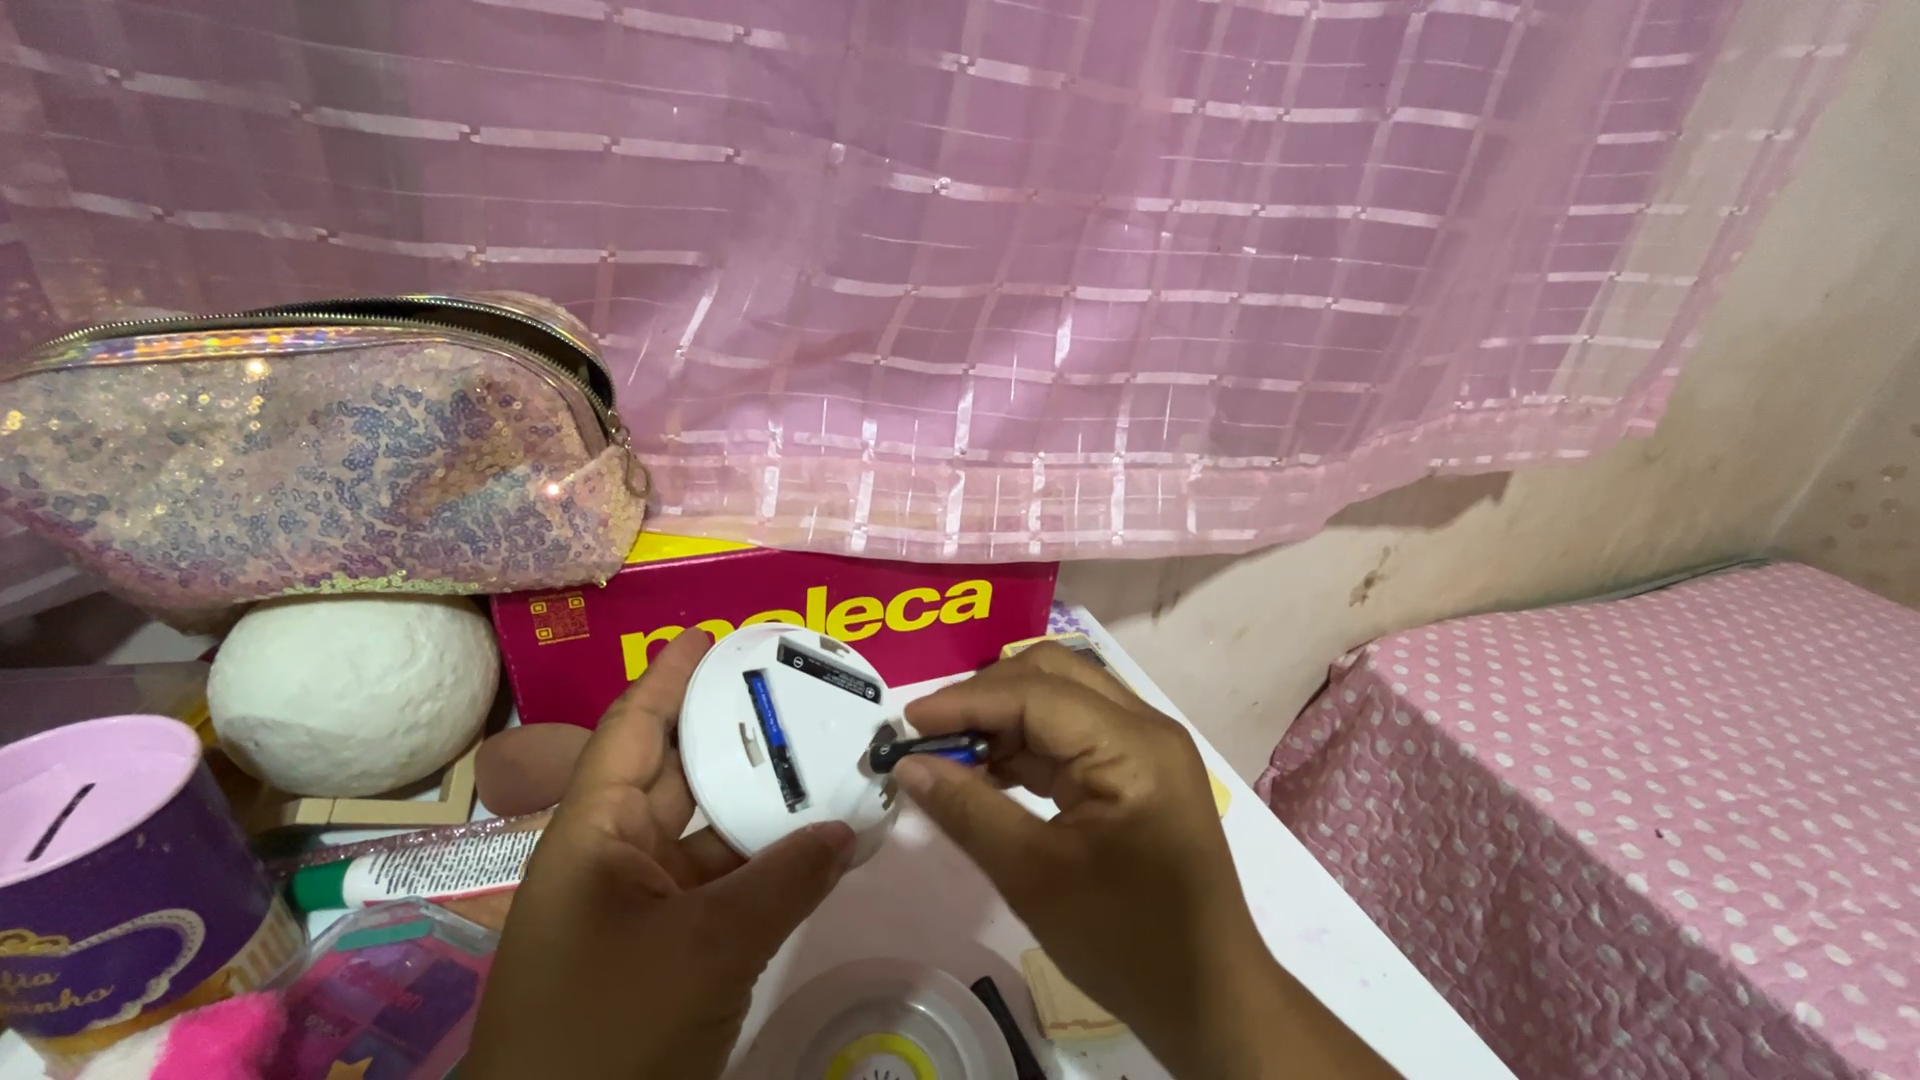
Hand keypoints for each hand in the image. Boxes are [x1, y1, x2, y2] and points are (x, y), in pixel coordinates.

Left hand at [463, 631, 855, 1079]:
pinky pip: (722, 886)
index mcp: (592, 835)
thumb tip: (848, 830)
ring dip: (760, 806)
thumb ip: (783, 882)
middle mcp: (613, 858)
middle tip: (795, 695)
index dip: (671, 677)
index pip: (634, 730)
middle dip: (733, 733)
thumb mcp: (705, 949)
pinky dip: (765, 866)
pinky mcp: (667, 952)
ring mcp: (640, 909)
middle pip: (678, 773)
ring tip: (824, 763)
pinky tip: (816, 849)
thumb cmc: (610, 1030)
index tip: (715, 636)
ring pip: (707, 832)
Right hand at [895, 644, 1393, 1079]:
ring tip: (949, 755)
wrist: (1208, 998)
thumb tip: (908, 764)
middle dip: (986, 697)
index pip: (1035, 692)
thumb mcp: (1036, 878)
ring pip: (1060, 698)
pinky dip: (1026, 744)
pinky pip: (1072, 733)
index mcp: (1133, 745)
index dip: (965, 702)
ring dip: (1003, 718)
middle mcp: (1144, 728)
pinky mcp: (1136, 771)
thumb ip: (969, 811)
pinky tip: (987, 771)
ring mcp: (1144, 747)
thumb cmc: (1127, 941)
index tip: (905, 723)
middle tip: (930, 736)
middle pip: (1052, 675)